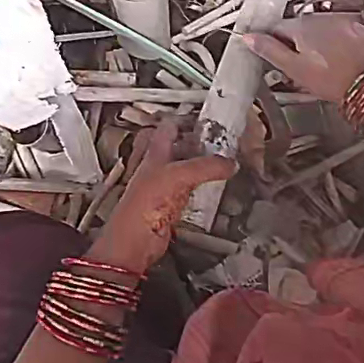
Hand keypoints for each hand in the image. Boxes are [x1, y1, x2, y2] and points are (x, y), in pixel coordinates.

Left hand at [88, 119, 235, 272]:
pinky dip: (202, 189)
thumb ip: (207, 167)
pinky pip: (189, 192)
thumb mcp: (179, 176)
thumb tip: (229, 163)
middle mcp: (156, 169)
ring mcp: (162, 188)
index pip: (168, 127)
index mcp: (153, 154)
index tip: (206, 119)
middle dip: (197, 143)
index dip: (185, 119)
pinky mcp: (170, 207)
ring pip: (184, 170)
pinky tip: (213, 190)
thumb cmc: (142, 208)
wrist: (134, 243)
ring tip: (221, 163)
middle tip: (218, 142)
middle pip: (177, 147)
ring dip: (201, 167)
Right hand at [242, 13, 363, 102]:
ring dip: (314, 43)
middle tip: (297, 67)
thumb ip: (270, 50)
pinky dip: (334, 43)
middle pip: (298, 27)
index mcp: (301, 26)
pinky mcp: (357, 27)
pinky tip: (337, 61)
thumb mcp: (294, 68)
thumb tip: (249, 38)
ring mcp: (340, 20)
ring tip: (319, 67)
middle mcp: (320, 17)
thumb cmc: (334, 79)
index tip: (275, 57)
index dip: (272, 43)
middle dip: (295, 44)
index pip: (276, 28)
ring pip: (318, 29)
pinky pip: (338, 32)